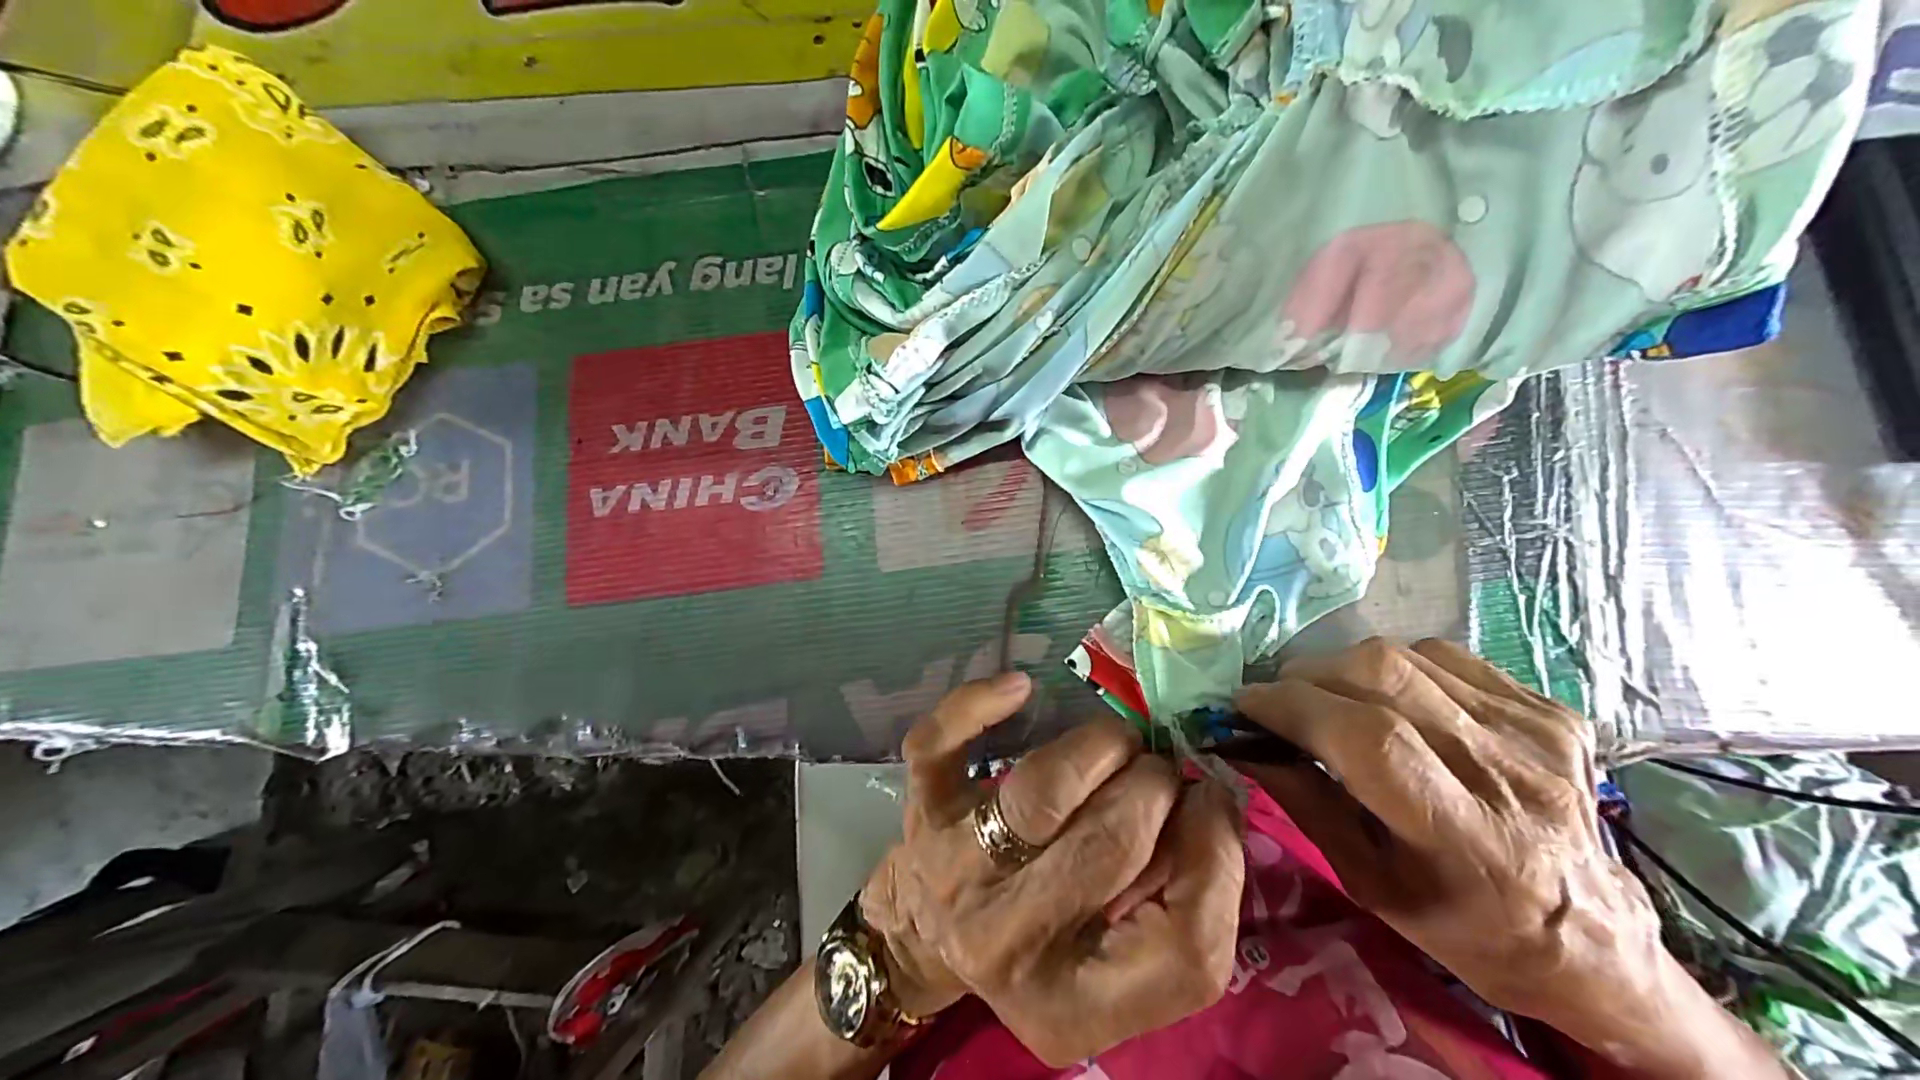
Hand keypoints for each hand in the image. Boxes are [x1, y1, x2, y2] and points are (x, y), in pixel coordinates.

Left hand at [860, 672, 1244, 1066]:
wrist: (929, 934)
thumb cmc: (1041, 943)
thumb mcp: (1117, 960)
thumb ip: (1180, 894)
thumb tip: (1211, 796)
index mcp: (1071, 1007)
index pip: (1188, 947)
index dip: (1217, 855)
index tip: (1210, 799)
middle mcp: (1006, 940)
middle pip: (1112, 840)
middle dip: (1156, 786)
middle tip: (1159, 771)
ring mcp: (954, 869)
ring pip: (1044, 787)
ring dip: (1104, 746)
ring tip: (1120, 744)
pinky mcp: (921, 808)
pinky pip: (939, 743)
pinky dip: (978, 705)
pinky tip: (1021, 688)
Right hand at [1234, 639, 1786, 1078]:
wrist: (1586, 932)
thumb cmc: (1460, 922)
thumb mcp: (1365, 880)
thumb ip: (1303, 800)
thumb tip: (1239, 739)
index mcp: (1465, 836)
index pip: (1369, 739)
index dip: (1295, 707)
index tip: (1245, 703)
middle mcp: (1508, 772)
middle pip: (1384, 676)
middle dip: (1307, 676)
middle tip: (1278, 698)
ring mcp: (1537, 731)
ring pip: (1407, 655)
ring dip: (1342, 667)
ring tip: (1325, 696)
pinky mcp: (1550, 709)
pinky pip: (1444, 656)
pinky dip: (1393, 666)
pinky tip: (1386, 697)